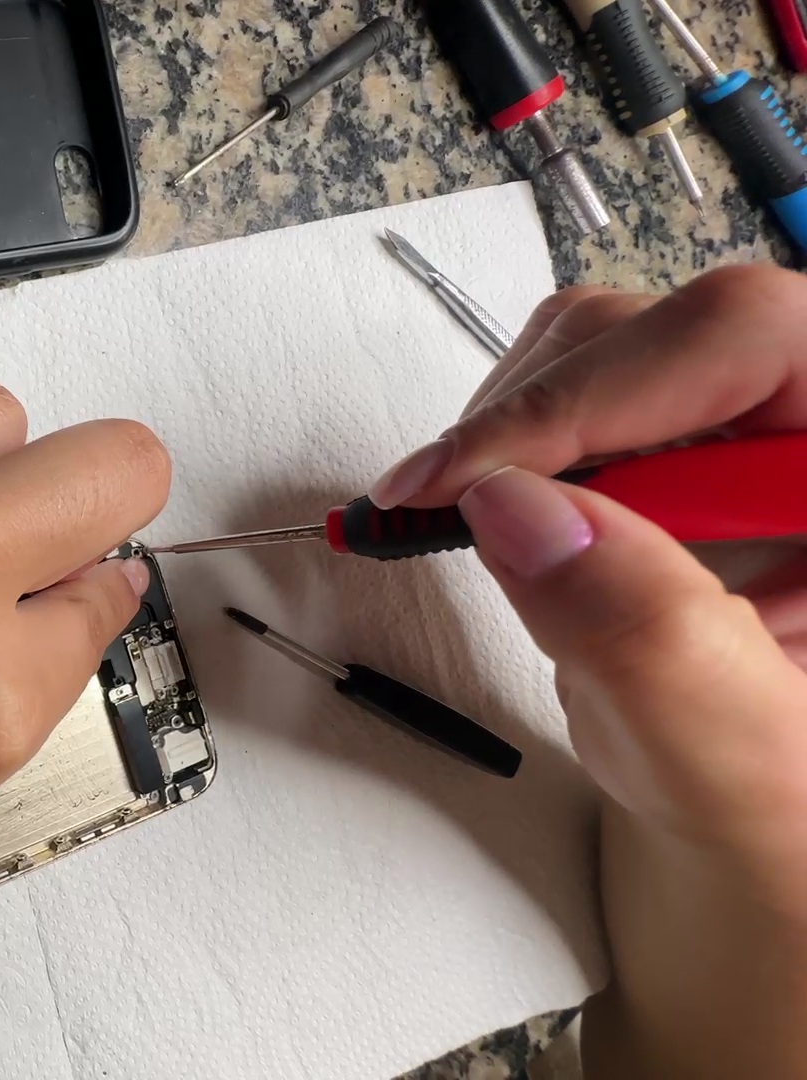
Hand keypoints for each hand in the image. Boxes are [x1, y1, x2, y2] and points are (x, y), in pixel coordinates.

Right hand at [365, 266, 806, 1077]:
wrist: (775, 812)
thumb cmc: (778, 804)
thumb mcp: (729, 754)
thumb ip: (641, 634)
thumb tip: (500, 502)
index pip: (735, 342)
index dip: (567, 402)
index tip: (438, 489)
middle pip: (660, 328)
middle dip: (524, 424)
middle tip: (438, 512)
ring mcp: (772, 414)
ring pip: (600, 345)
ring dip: (509, 438)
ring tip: (497, 534)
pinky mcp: (696, 429)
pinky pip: (574, 385)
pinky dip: (504, 448)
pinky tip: (508, 516)